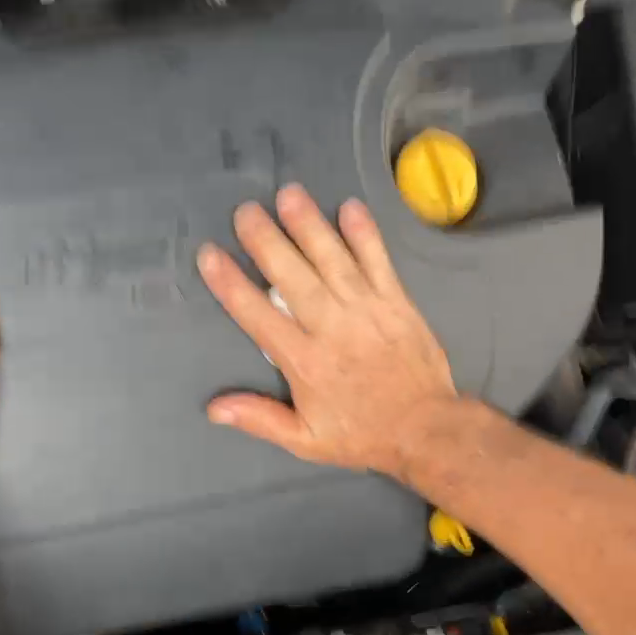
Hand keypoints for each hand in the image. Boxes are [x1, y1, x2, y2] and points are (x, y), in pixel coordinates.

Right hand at [198, 185, 457, 479]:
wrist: (426, 428)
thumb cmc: (360, 433)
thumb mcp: (305, 439)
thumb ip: (259, 419)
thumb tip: (214, 409)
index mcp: (303, 361)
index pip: (257, 315)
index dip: (230, 283)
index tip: (210, 255)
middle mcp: (331, 327)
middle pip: (292, 276)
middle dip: (267, 240)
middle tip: (246, 211)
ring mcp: (366, 309)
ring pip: (332, 259)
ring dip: (309, 224)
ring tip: (289, 194)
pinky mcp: (396, 301)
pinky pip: (377, 260)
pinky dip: (364, 233)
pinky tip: (349, 207)